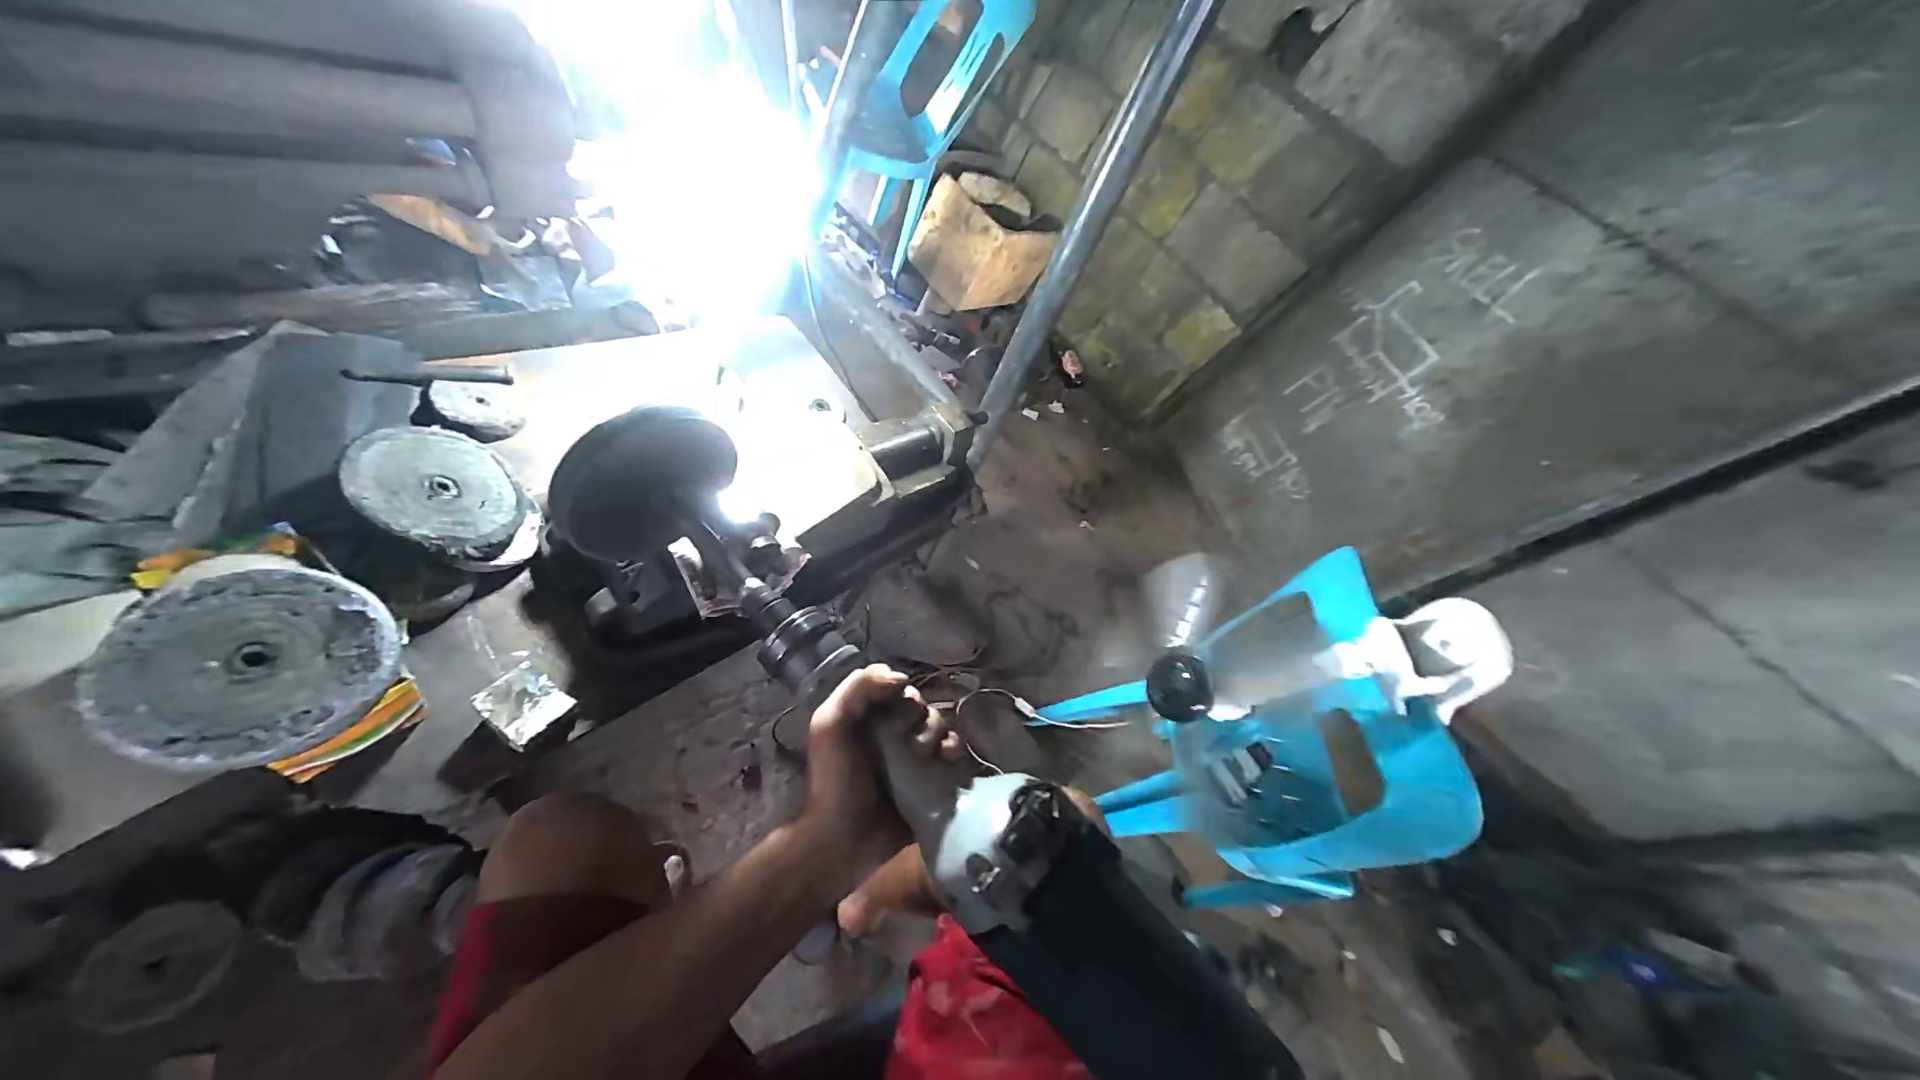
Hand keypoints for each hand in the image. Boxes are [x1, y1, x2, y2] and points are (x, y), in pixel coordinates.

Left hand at [796, 665, 964, 896]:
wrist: (844, 837)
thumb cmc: (835, 778)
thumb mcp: (831, 723)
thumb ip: (858, 688)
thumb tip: (901, 676)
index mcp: (868, 715)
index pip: (897, 687)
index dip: (902, 693)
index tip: (900, 708)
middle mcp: (891, 730)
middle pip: (921, 706)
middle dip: (921, 718)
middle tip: (911, 743)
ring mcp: (913, 756)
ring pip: (939, 726)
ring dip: (939, 733)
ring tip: (929, 755)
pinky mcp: (931, 778)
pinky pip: (953, 754)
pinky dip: (954, 751)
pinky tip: (947, 760)